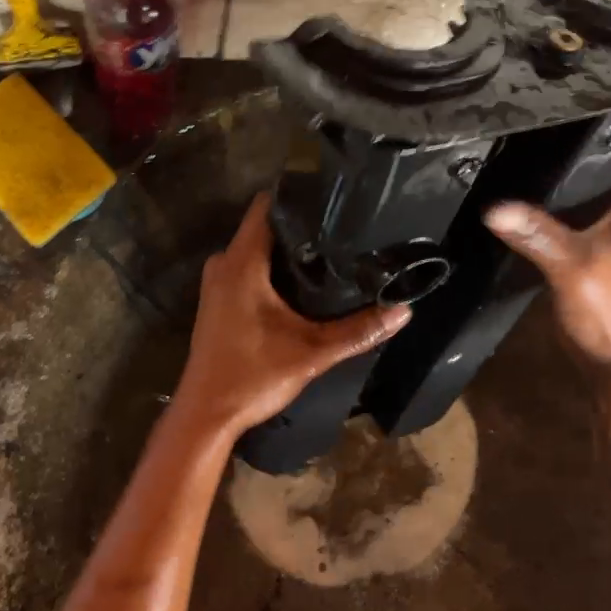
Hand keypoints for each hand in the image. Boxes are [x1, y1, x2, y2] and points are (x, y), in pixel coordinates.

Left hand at [172, 194, 411, 433]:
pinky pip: (248, 270)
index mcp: (241, 262)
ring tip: (330, 252)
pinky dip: (272, 270)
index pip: (267, 207)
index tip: (333, 197)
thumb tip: (404, 310)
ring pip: (256, 251)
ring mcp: (216, 283)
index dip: (298, 196)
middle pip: (265, 228)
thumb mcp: (312, 352)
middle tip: (343, 229)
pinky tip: (302, 284)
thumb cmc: (253, 375)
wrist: (207, 413)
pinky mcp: (218, 302)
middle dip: (301, 227)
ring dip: (287, 252)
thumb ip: (358, 330)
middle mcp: (224, 264)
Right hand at [482, 118, 610, 369]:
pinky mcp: (591, 237)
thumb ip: (538, 234)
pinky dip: (561, 177)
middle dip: (600, 115)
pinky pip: (578, 194)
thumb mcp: (575, 267)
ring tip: (540, 110)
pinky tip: (530, 165)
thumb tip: (494, 206)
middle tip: (558, 80)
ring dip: (579, 146)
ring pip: (599, 169)